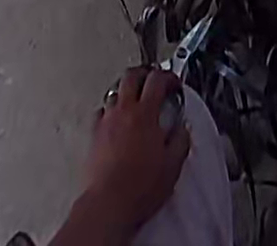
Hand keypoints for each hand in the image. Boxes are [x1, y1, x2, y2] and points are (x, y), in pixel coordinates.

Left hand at [51, 67, 191, 245]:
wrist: (109, 202)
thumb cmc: (141, 186)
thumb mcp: (172, 166)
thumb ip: (180, 140)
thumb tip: (182, 128)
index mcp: (145, 114)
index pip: (156, 80)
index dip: (168, 77)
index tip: (174, 83)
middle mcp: (123, 110)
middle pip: (131, 75)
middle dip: (144, 73)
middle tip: (153, 79)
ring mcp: (107, 119)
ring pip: (115, 90)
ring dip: (127, 89)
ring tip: (135, 98)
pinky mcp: (94, 133)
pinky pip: (102, 111)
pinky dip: (110, 109)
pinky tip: (115, 119)